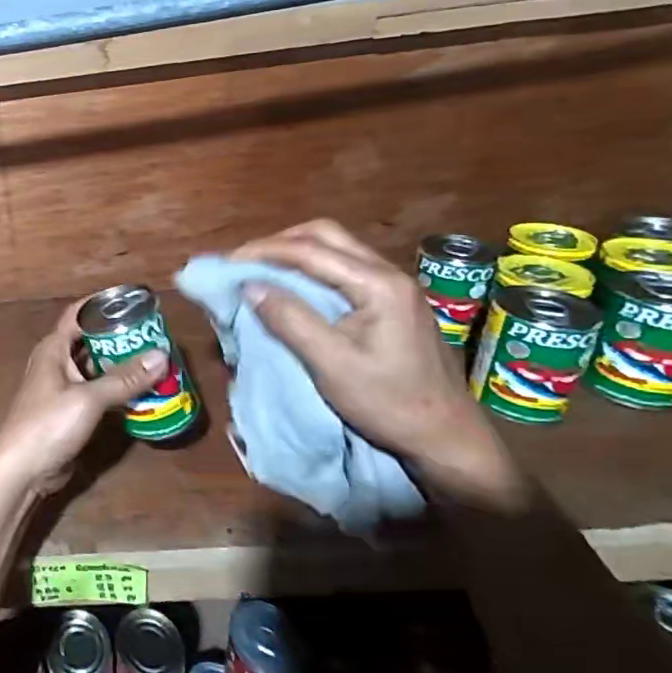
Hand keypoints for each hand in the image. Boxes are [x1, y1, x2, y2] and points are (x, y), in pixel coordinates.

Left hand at [0, 300, 168, 495]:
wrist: (22, 469)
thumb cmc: (47, 425)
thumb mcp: (88, 399)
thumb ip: (124, 379)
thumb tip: (162, 355)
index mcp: (53, 349)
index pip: (78, 314)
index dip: (102, 303)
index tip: (134, 299)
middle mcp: (57, 362)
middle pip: (91, 340)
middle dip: (122, 337)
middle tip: (158, 335)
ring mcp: (64, 387)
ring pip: (97, 367)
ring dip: (123, 365)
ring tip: (159, 361)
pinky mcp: (71, 410)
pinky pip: (99, 391)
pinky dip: (119, 389)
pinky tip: (145, 392)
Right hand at [232, 220, 526, 509]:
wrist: (445, 436)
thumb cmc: (389, 402)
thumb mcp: (331, 364)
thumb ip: (290, 320)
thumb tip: (249, 286)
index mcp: (378, 285)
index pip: (310, 250)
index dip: (263, 251)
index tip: (226, 262)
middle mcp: (389, 275)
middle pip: (326, 236)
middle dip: (278, 243)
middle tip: (242, 262)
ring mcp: (394, 287)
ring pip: (336, 248)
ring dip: (294, 253)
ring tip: (259, 272)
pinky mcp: (391, 303)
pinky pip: (343, 268)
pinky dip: (309, 268)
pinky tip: (292, 288)